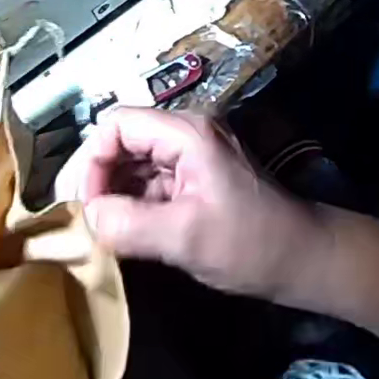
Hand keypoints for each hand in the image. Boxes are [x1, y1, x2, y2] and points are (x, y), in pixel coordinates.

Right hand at [59, 108, 324, 300]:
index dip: (93, 160)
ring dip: (111, 191)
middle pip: (124, 139)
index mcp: (187, 133)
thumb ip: (128, 223)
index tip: (84, 206)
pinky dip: (129, 201)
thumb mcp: (184, 236)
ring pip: (134, 160)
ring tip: (94, 230)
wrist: (297, 254)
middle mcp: (187, 133)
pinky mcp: (193, 176)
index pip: (120, 124)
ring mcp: (191, 154)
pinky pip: (149, 179)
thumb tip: (84, 217)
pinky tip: (118, 230)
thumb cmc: (247, 241)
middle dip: (97, 176)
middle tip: (80, 221)